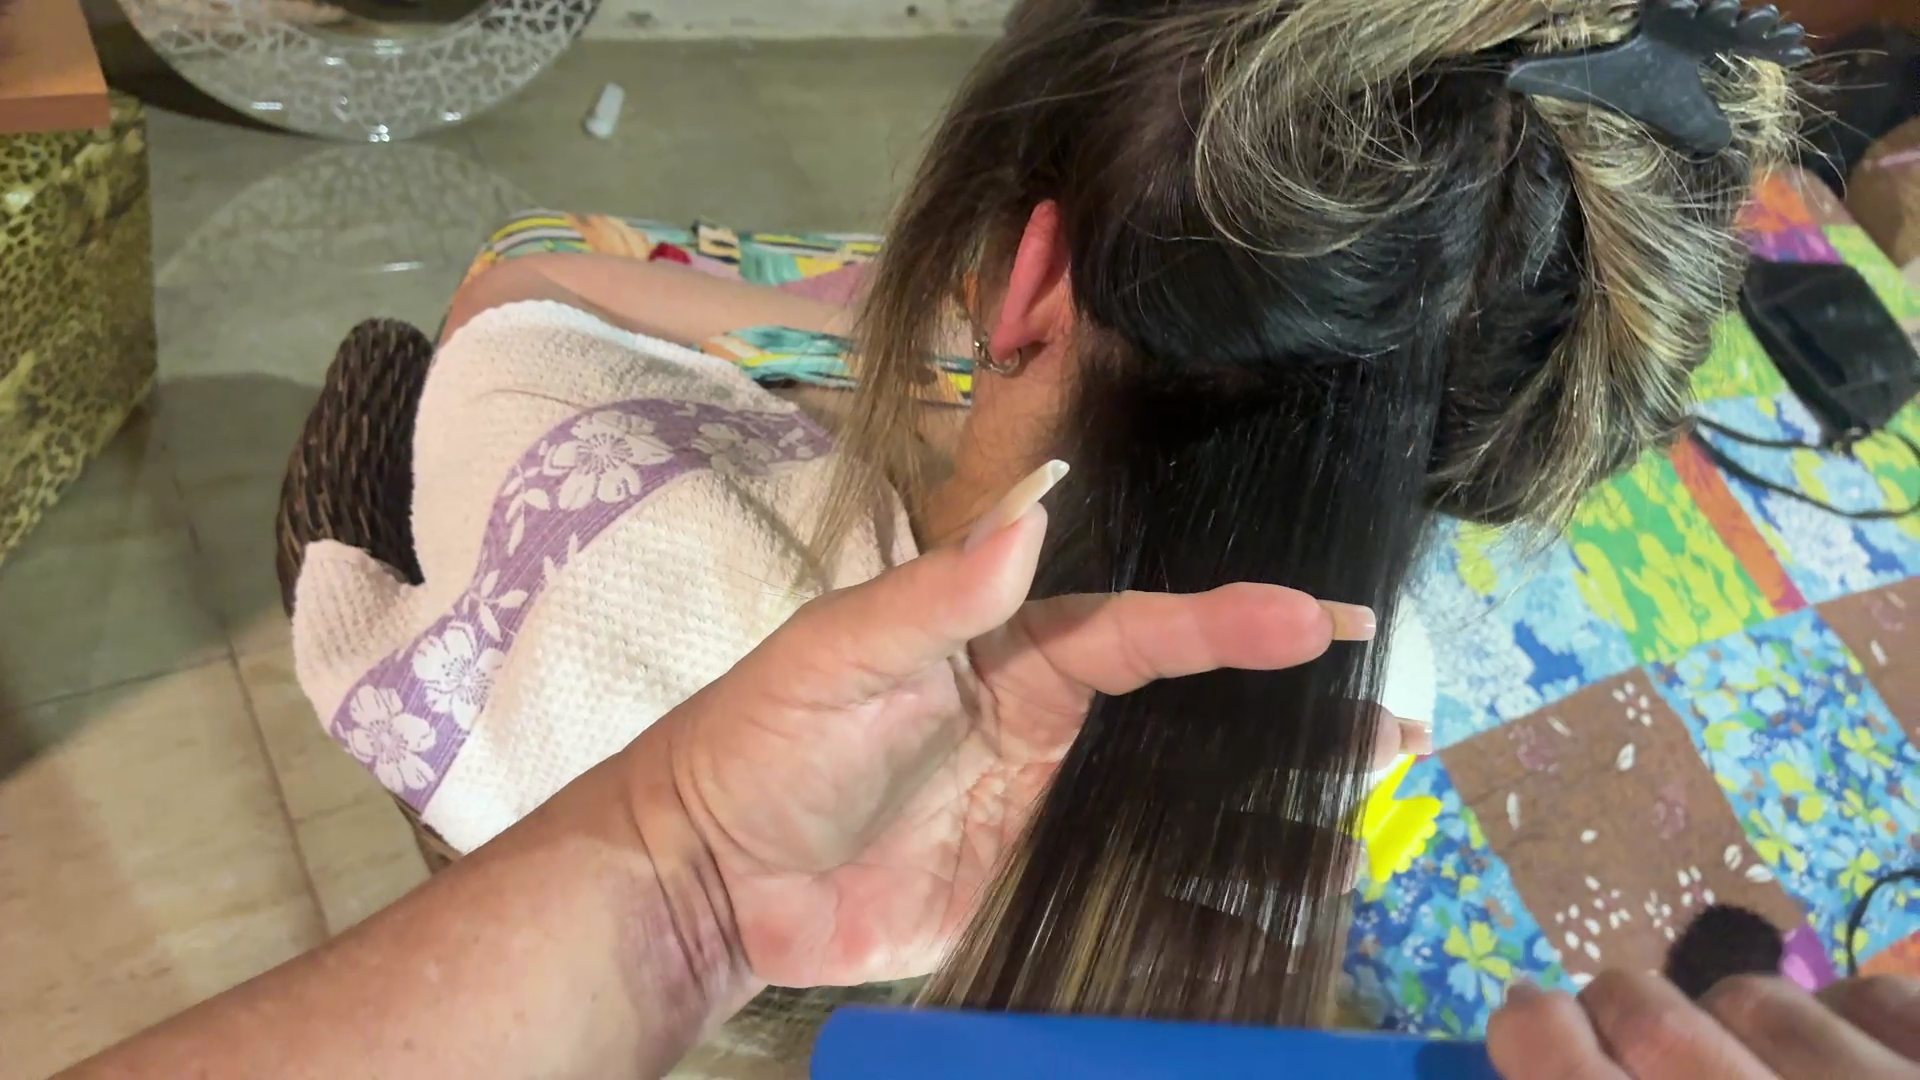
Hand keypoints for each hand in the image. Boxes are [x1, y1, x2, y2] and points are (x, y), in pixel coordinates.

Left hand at [628, 461, 1420, 990]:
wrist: (719, 873)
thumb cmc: (771, 741)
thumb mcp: (844, 652)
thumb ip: (940, 593)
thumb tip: (1036, 512)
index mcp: (1004, 648)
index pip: (1128, 628)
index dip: (1215, 621)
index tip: (1309, 619)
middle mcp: (1040, 716)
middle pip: (1174, 700)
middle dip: (1271, 697)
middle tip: (1381, 701)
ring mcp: (1043, 800)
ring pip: (1169, 781)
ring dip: (1262, 782)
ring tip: (1365, 783)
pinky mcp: (1033, 876)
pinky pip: (1134, 870)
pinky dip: (1205, 876)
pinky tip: (1278, 886)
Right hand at [1488, 971, 1919, 1078]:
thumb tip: (1540, 1047)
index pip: (1549, 1048)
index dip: (1532, 1028)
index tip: (1542, 1026)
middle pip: (1642, 1006)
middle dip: (1637, 1020)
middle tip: (1668, 1059)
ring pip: (1754, 995)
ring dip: (1755, 1033)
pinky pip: (1876, 992)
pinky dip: (1861, 1024)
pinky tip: (1878, 1079)